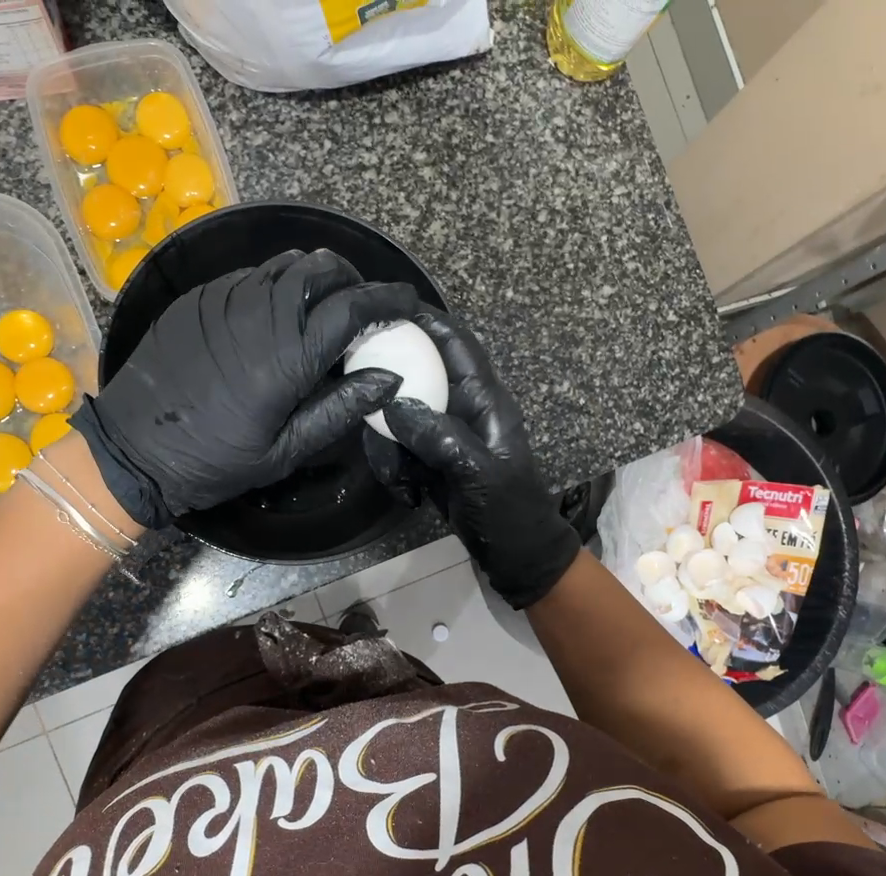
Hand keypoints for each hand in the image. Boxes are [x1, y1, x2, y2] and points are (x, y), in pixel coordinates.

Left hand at [72, 249, 419, 527]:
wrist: (132, 451)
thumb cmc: (214, 461)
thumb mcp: (285, 452)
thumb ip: (340, 410)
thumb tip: (389, 378)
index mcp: (288, 357)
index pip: (354, 308)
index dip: (390, 300)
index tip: (410, 302)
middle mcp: (260, 313)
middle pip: (324, 268)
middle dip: (354, 280)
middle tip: (363, 308)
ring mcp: (225, 298)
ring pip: (287, 263)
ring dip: (317, 277)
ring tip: (324, 306)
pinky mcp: (200, 297)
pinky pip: (252, 274)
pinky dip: (278, 284)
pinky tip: (276, 314)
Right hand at [365, 309, 579, 608]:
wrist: (515, 556)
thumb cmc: (508, 511)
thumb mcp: (476, 472)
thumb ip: (438, 435)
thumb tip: (394, 404)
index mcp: (484, 401)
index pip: (456, 344)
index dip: (427, 320)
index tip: (386, 308)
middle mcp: (462, 410)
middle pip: (415, 380)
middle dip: (389, 404)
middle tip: (370, 419)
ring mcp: (444, 437)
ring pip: (399, 421)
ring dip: (391, 453)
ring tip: (404, 485)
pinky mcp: (431, 462)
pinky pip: (399, 452)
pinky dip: (396, 474)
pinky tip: (410, 497)